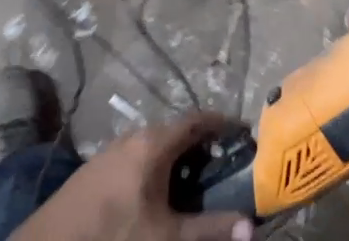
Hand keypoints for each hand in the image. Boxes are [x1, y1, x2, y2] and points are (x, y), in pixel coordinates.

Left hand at [12, 114, 253, 240]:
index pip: (197, 120)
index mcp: (154, 143)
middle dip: (203, 143)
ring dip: (179, 154)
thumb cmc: (115, 234)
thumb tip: (251, 226)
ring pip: (155, 143)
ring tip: (198, 177)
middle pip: (177, 130)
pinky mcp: (98, 166)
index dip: (223, 124)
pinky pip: (138, 154)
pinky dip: (158, 164)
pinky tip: (160, 190)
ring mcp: (113, 149)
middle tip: (226, 161)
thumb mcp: (167, 236)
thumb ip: (209, 229)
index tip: (244, 133)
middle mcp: (134, 136)